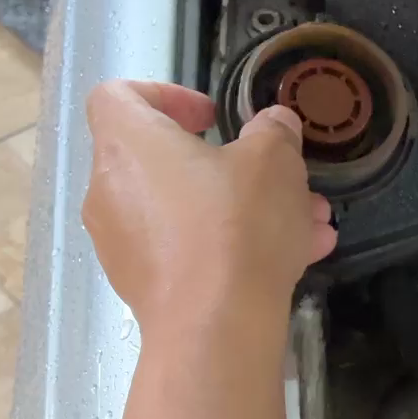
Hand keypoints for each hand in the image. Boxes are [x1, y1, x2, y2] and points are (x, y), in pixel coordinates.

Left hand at [82, 80, 334, 343]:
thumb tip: (275, 123)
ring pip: (191, 212)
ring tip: (306, 228)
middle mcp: (111, 187)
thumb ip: (275, 134)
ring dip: (247, 212)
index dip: (167, 96)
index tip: (214, 118)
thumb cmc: (238, 226)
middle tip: (284, 184)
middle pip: (170, 162)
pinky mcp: (145, 284)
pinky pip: (191, 252)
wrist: (217, 323)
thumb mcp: (275, 164)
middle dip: (236, 170)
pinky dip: (232, 249)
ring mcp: (123, 241)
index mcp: (130, 141)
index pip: (122, 95)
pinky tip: (288, 262)